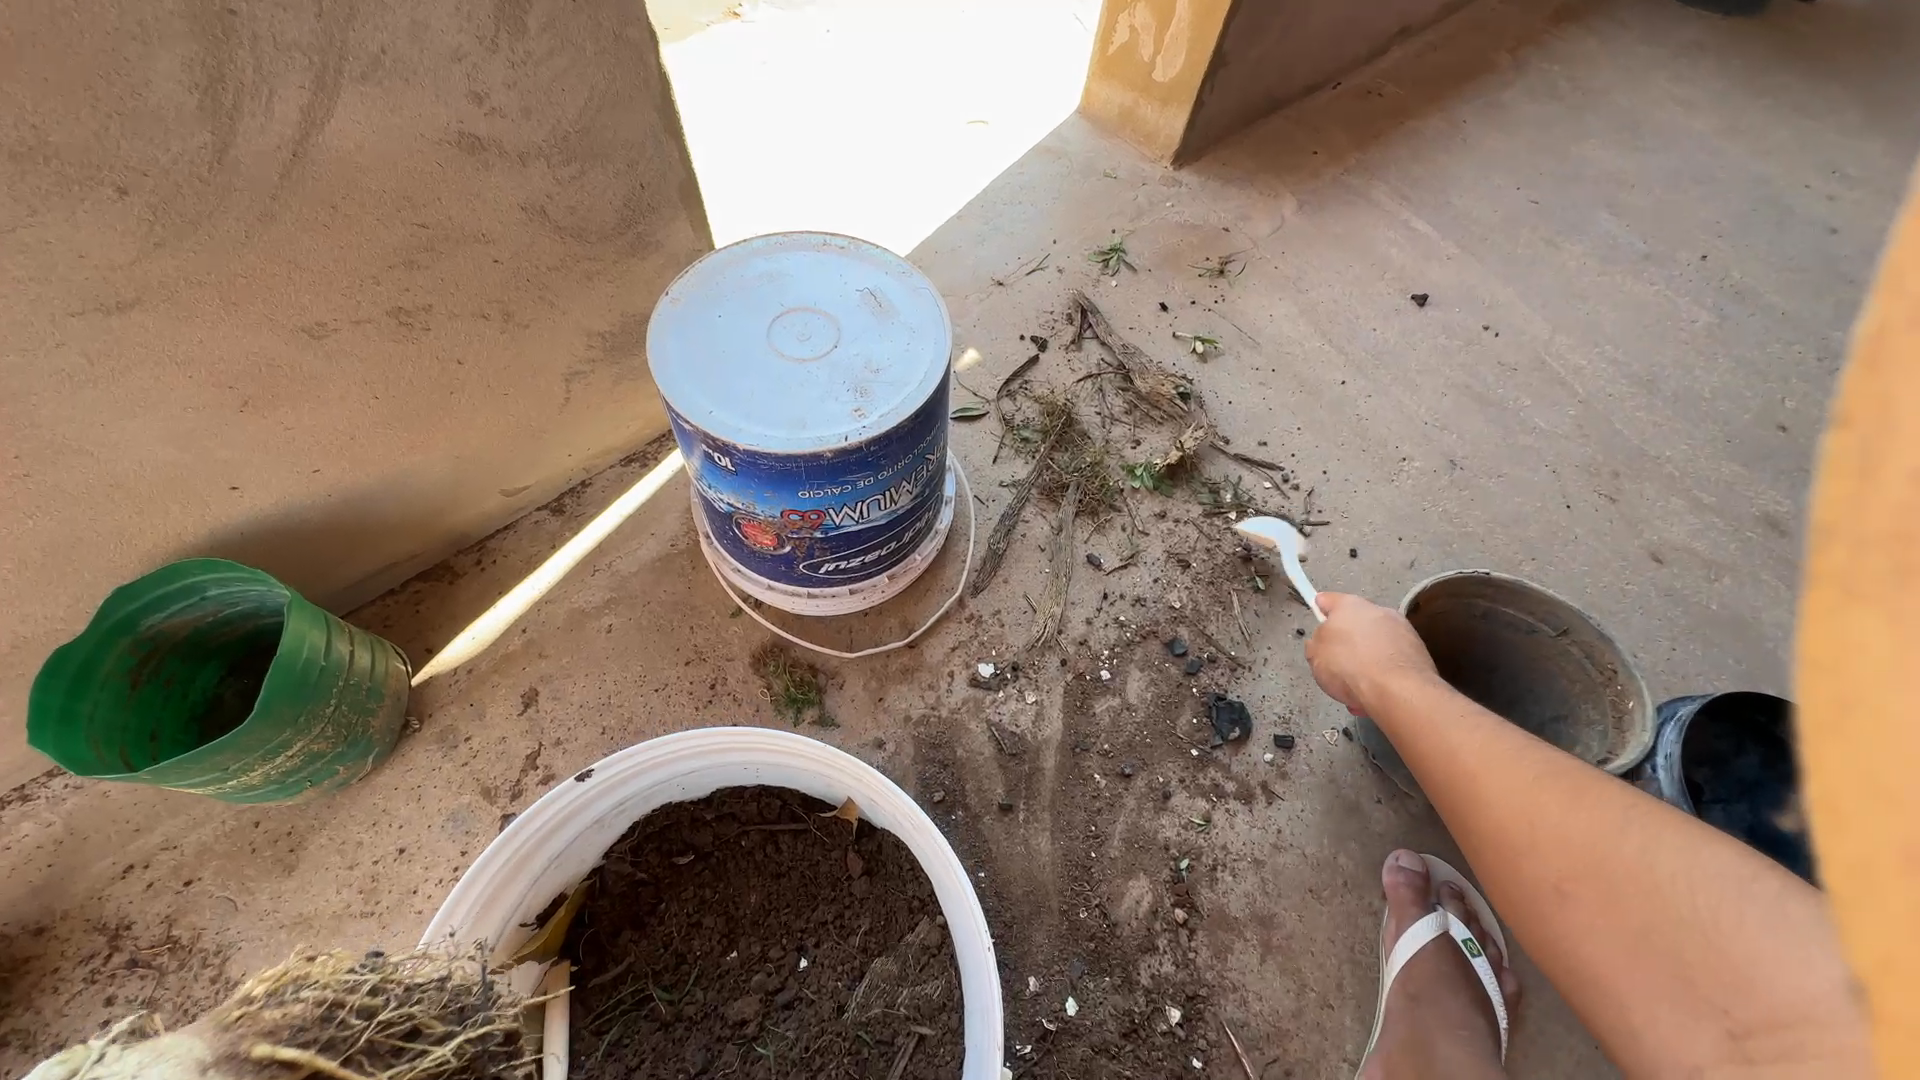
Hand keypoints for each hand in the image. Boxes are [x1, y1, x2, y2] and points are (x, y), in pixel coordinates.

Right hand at [1304, 592, 1438, 714]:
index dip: (1320, 609)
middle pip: (1356, 622)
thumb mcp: (1314, 655)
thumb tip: (1324, 640)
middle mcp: (1379, 611)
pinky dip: (1385, 673)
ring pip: (1377, 643)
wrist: (1397, 691)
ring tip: (1357, 686)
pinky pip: (1393, 660)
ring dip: (1367, 659)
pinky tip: (1375, 693)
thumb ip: (1317, 641)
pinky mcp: (1420, 652)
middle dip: (1348, 640)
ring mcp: (1403, 631)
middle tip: (1337, 662)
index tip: (1317, 617)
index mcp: (1349, 605)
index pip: (1328, 600)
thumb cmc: (1349, 666)